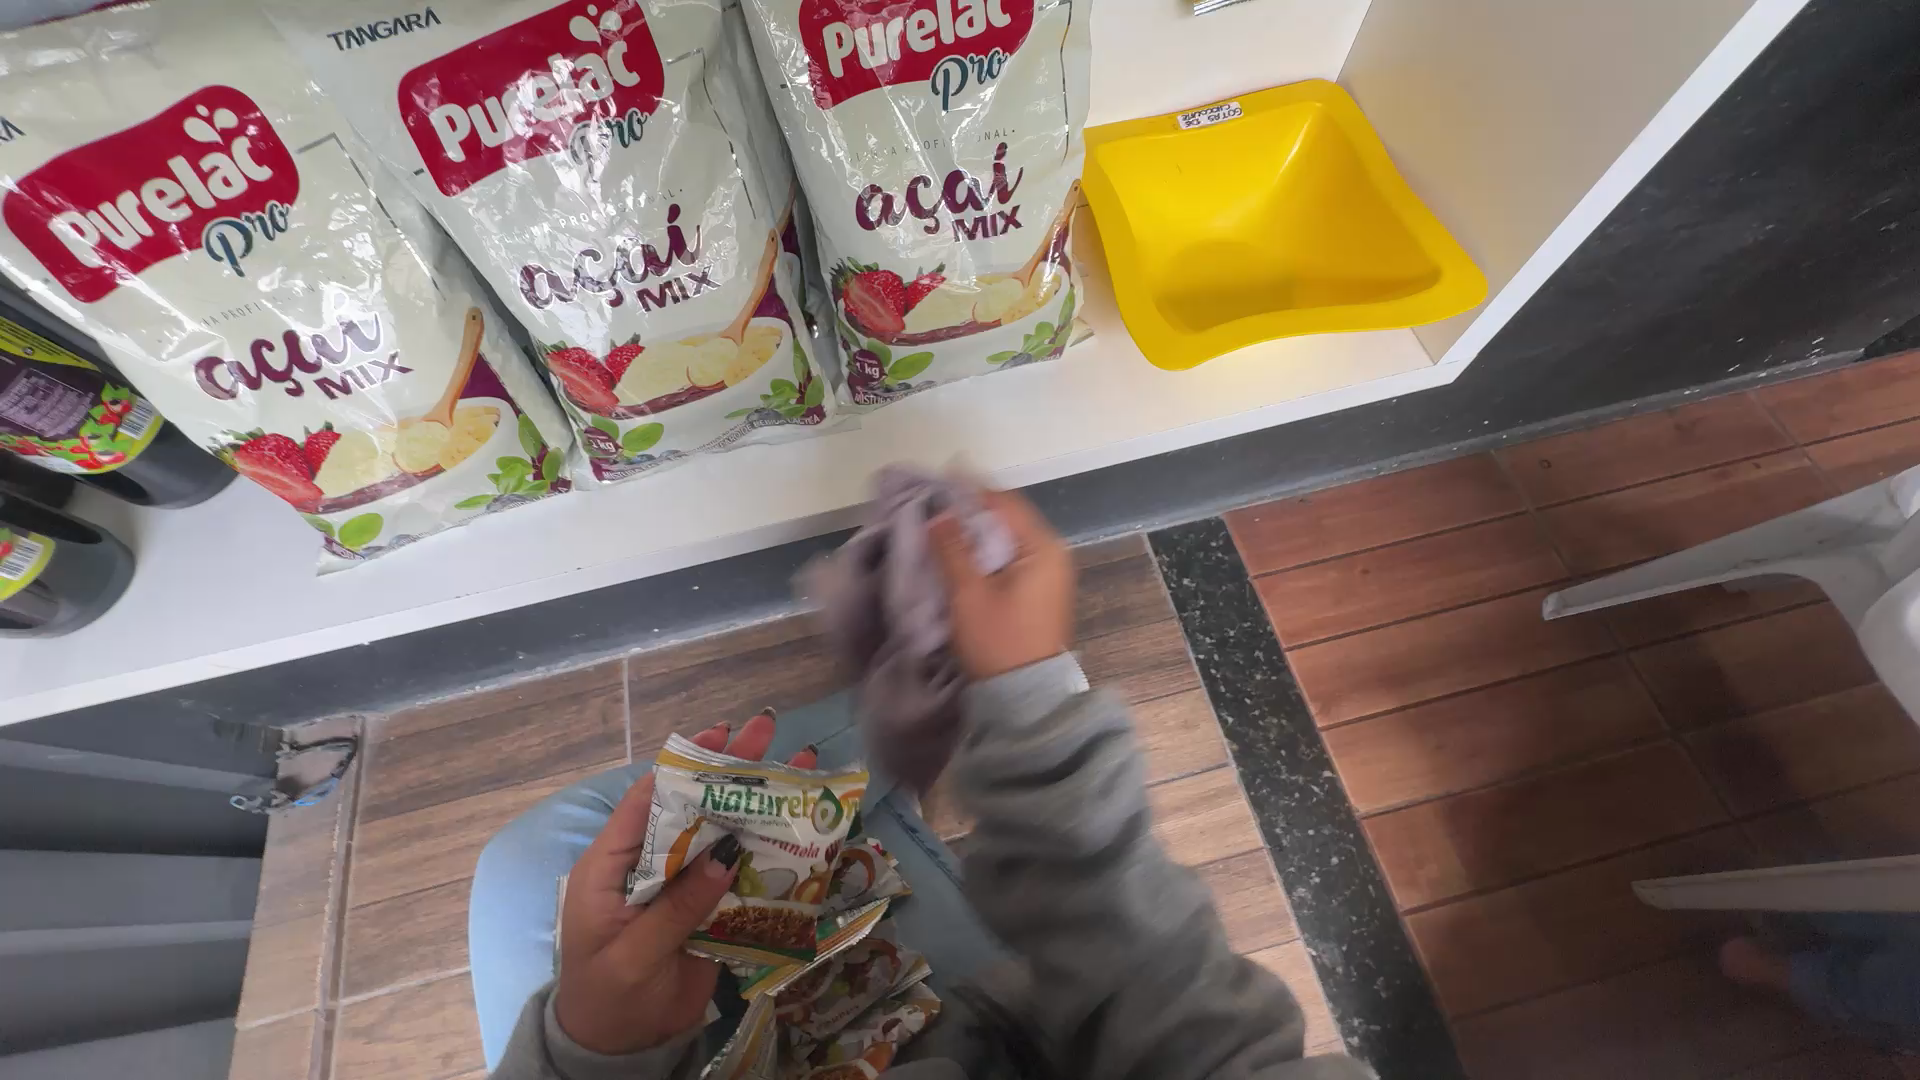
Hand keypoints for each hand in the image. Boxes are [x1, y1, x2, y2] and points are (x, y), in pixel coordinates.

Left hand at [553, 712, 815, 1054]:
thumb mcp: (634, 957)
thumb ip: (677, 907)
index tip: (719, 735)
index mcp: (613, 865)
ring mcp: (683, 883)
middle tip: (766, 731)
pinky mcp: (709, 905)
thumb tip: (727, 853)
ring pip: (722, 831)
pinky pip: (740, 869)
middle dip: (729, 768)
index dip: (682, 764)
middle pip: (692, 805)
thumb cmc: (608, 1002)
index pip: (647, 799)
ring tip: (796, 765)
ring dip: (757, 802)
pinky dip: (767, 846)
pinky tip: (798, 825)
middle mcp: (651, 863)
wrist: (621, 1054)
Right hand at [930, 487, 1075, 678]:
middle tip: (935, 509)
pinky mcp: (1040, 591)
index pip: (1004, 503)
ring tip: (942, 530)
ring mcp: (1050, 574)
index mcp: (1043, 548)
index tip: (937, 487)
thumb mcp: (968, 593)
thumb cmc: (998, 641)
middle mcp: (1053, 554)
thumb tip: (939, 512)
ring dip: (977, 533)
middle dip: (971, 512)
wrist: (1025, 697)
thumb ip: (952, 548)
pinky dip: (987, 553)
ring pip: (1008, 539)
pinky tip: (962, 556)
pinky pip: (1012, 558)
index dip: (969, 492)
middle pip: (1008, 518)